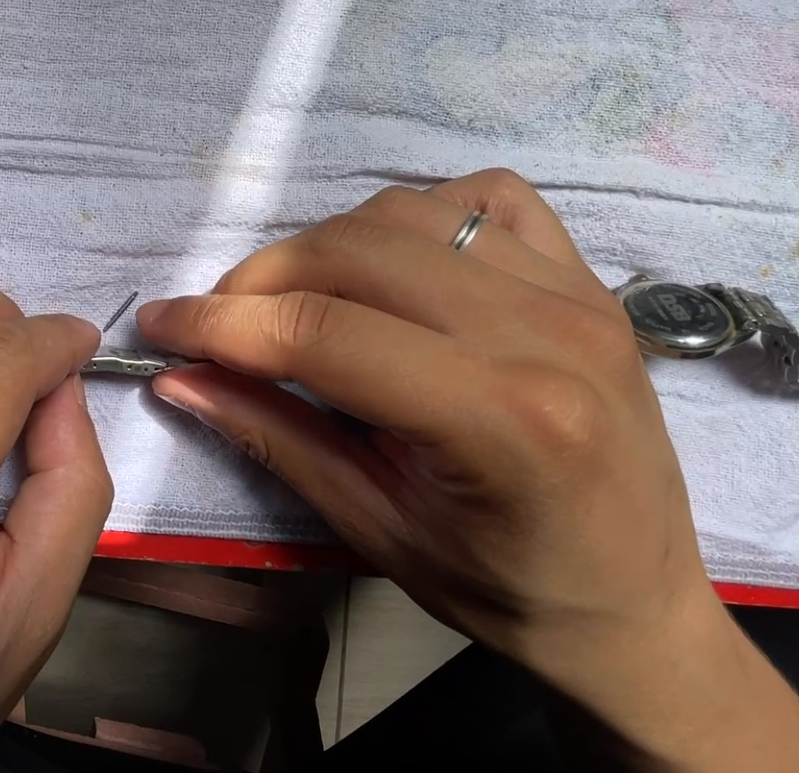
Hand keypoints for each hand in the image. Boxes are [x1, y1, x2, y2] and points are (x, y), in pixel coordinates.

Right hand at [138, 170, 798, 769]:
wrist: (639, 604)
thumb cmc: (504, 588)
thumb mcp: (373, 529)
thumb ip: (272, 437)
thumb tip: (179, 376)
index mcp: (501, 421)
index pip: (321, 333)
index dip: (220, 322)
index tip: (159, 324)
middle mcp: (545, 333)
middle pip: (354, 253)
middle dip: (259, 280)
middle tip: (220, 323)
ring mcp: (575, 291)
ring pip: (403, 211)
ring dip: (323, 246)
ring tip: (298, 300)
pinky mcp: (586, 275)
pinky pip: (483, 195)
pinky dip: (415, 214)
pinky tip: (396, 265)